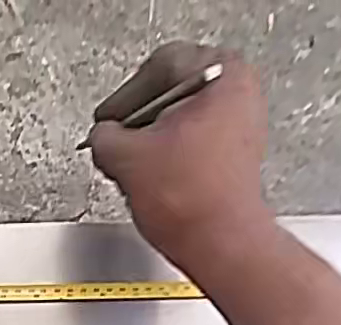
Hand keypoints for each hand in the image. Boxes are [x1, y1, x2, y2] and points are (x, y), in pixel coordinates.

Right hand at [87, 45, 272, 263]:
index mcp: (220, 75)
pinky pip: (191, 148)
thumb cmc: (192, 201)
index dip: (123, 98)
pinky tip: (153, 184)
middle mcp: (239, 94)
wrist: (218, 242)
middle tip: (116, 142)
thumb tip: (100, 137)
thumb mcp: (127, 160)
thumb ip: (104, 138)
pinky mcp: (233, 159)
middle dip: (137, 123)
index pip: (159, 67)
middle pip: (171, 95)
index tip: (106, 120)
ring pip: (179, 124)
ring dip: (150, 145)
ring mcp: (240, 127)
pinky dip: (167, 162)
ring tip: (132, 169)